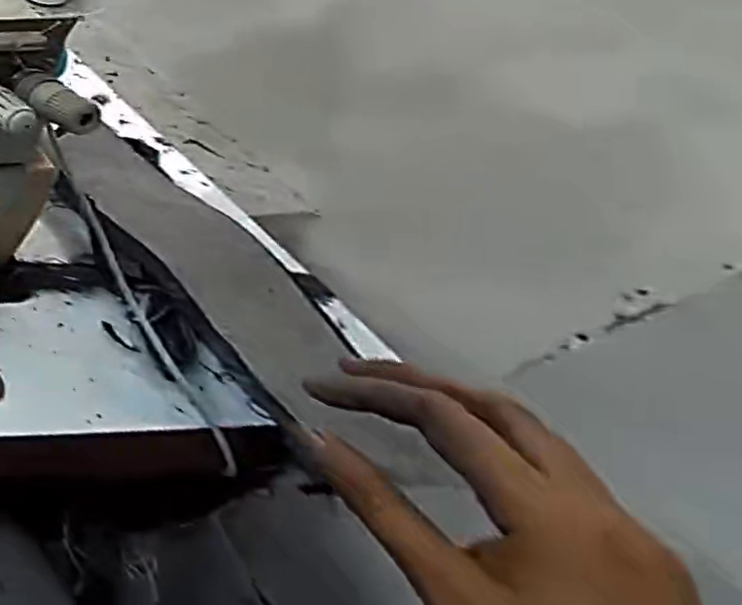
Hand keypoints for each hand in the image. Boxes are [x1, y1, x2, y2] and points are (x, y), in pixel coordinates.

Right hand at [303, 359, 697, 604]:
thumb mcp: (445, 588)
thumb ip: (379, 507)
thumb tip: (315, 438)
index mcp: (552, 512)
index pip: (445, 416)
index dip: (373, 391)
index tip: (320, 388)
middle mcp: (603, 510)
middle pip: (497, 409)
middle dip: (418, 381)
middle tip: (355, 374)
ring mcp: (632, 534)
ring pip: (537, 435)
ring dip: (461, 406)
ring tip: (401, 398)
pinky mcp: (642, 557)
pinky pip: (561, 470)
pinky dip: (498, 441)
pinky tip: (468, 452)